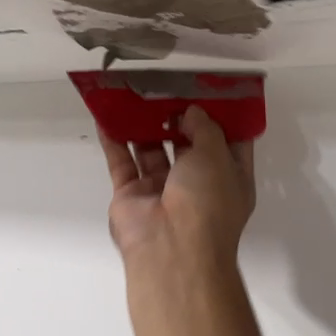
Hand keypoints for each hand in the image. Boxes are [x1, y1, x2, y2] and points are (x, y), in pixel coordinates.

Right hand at [98, 106, 256, 278]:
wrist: (171, 248)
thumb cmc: (207, 202)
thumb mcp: (216, 157)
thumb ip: (204, 129)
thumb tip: (192, 112)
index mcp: (229, 179)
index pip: (229, 144)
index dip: (222, 118)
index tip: (211, 91)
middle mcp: (197, 185)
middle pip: (187, 145)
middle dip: (177, 117)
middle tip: (166, 87)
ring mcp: (161, 191)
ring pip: (151, 150)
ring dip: (143, 126)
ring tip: (135, 94)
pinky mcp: (131, 194)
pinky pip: (122, 162)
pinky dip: (114, 140)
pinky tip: (106, 116)